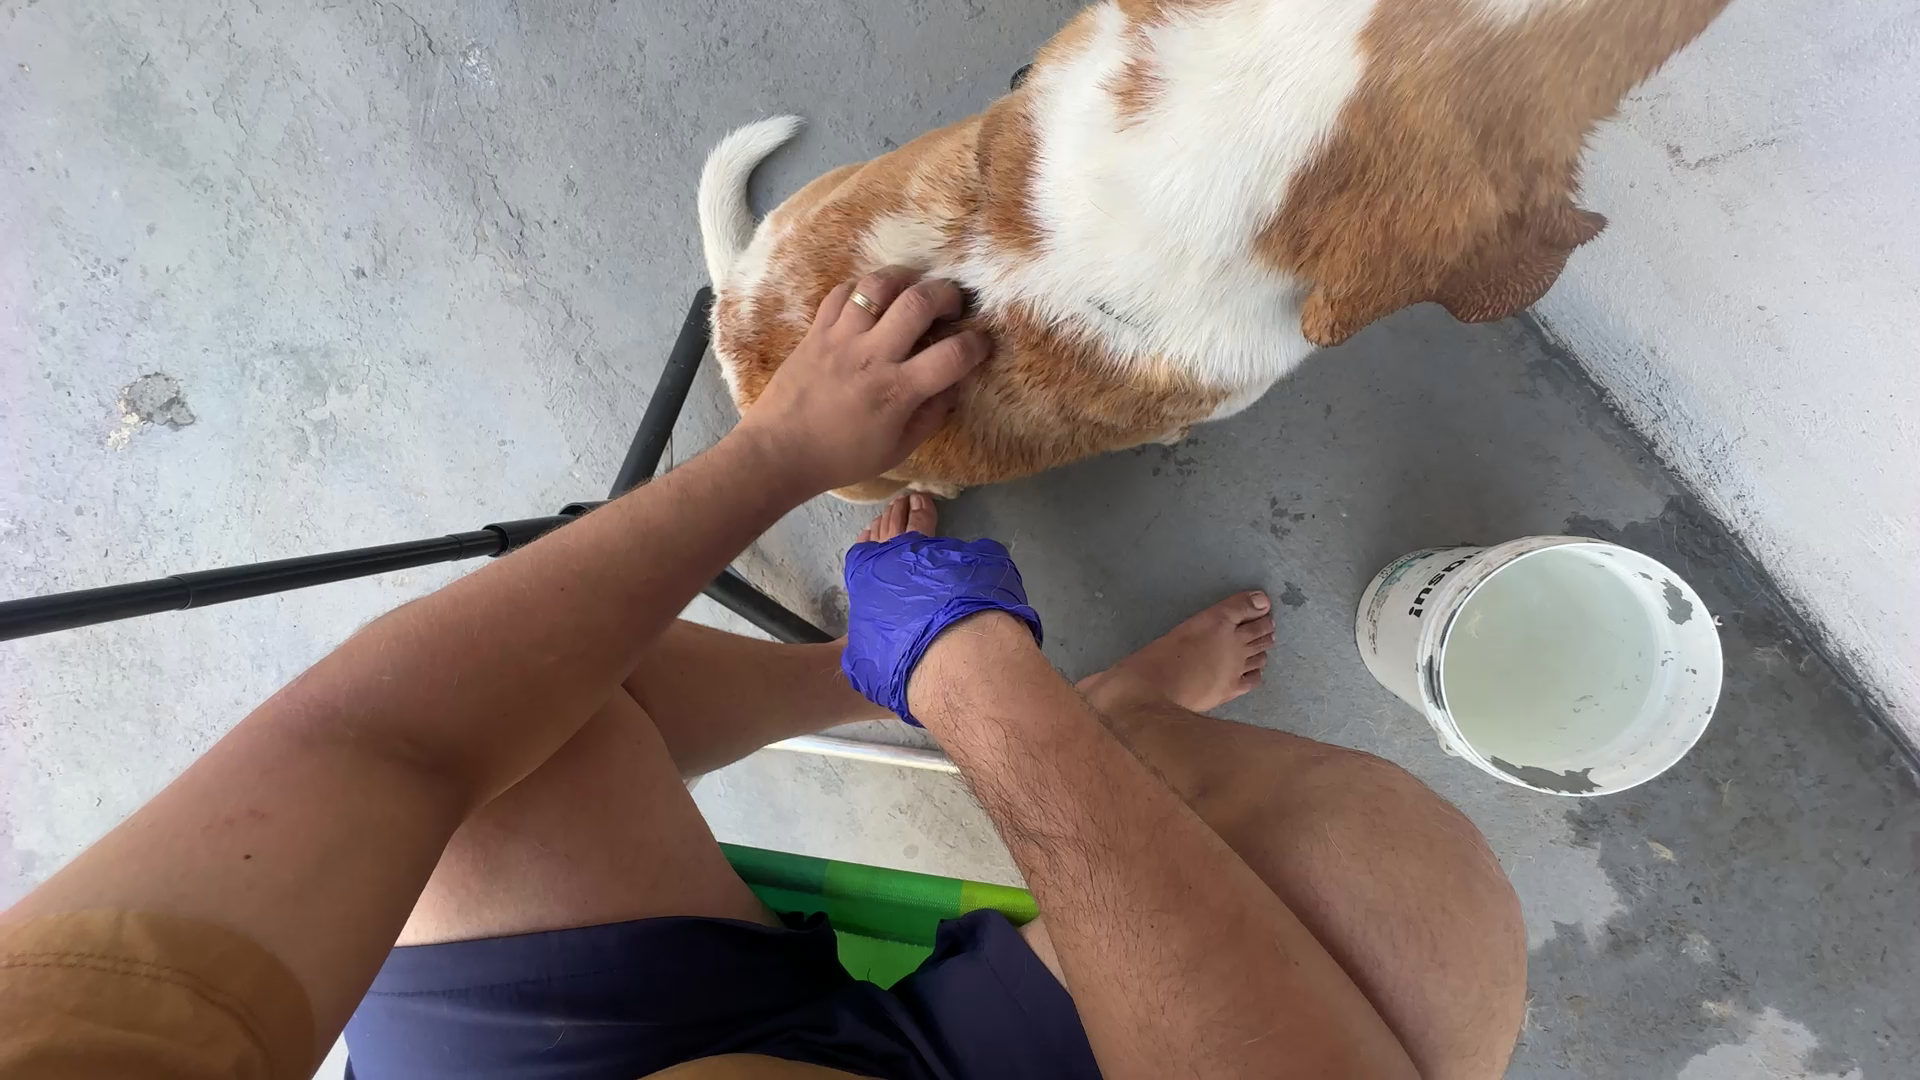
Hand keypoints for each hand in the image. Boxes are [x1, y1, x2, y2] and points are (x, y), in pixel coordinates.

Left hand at [734, 266, 991, 493]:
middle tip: (953, 302)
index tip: (981, 342)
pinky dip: (862, 288)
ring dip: (905, 279)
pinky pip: (841, 292)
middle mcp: (872, 356)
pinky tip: (872, 299)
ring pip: (878, 285)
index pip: (952, 356)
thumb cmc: (841, 458)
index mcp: (897, 391)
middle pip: (919, 302)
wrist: (779, 452)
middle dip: (946, 293)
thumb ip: (930, 416)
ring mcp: (841, 339)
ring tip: (914, 290)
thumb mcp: (896, 450)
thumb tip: (953, 388)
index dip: (977, 344)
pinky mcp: (816, 331)